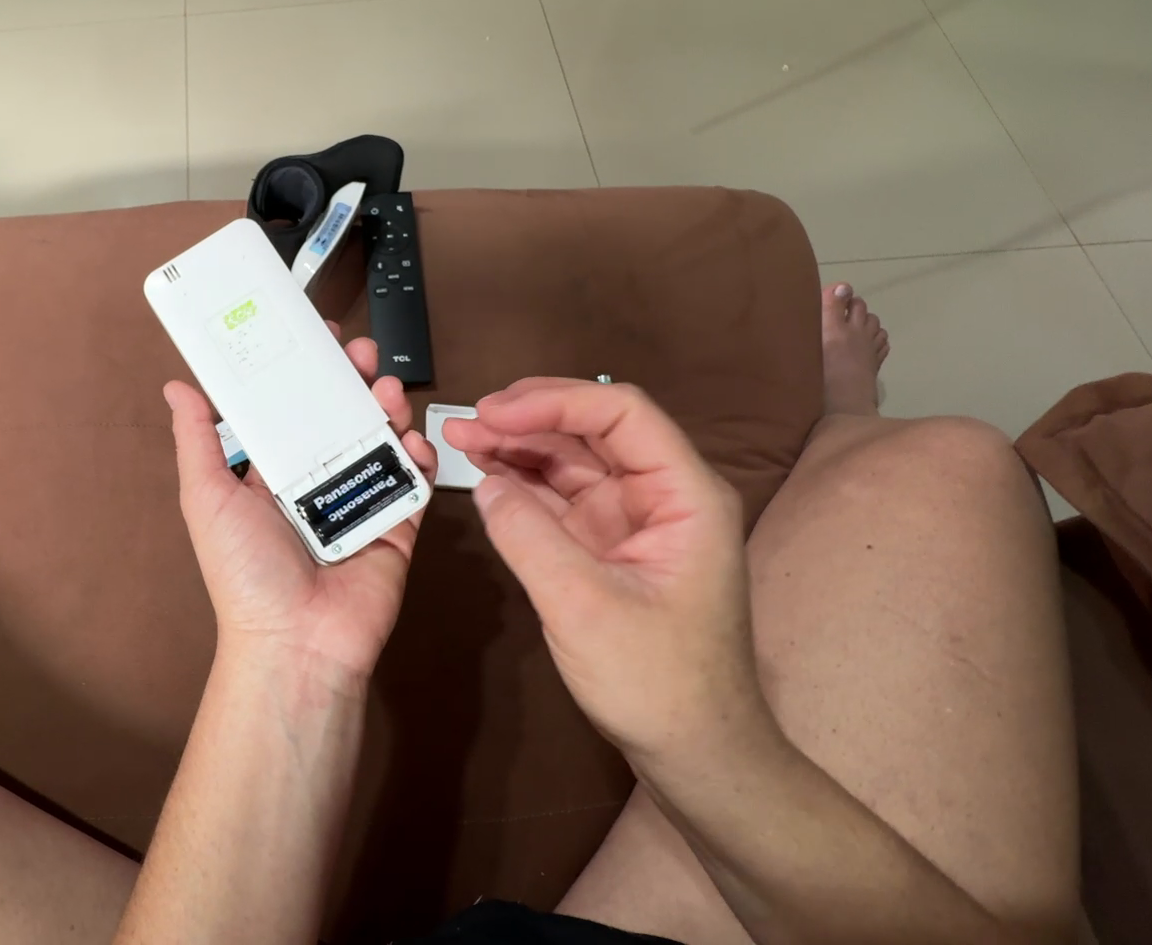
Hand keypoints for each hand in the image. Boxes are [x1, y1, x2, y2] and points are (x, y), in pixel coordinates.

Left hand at [164, 329, 436, 686]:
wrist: (295, 642)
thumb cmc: (245, 573)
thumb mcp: (207, 498)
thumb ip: (197, 440)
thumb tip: (177, 387)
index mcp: (272, 472)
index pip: (292, 408)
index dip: (305, 372)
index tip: (317, 338)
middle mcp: (316, 480)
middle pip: (342, 416)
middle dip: (354, 379)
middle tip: (362, 352)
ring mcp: (358, 501)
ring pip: (381, 440)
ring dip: (389, 408)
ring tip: (388, 388)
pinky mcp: (395, 525)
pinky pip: (413, 483)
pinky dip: (419, 458)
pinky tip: (412, 440)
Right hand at [443, 378, 768, 765]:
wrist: (691, 750)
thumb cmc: (655, 679)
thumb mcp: (583, 605)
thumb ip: (528, 536)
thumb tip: (485, 483)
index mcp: (682, 494)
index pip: (620, 414)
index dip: (554, 401)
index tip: (492, 412)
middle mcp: (658, 493)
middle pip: (590, 429)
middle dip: (527, 418)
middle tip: (465, 420)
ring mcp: (629, 517)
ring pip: (569, 459)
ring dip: (516, 444)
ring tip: (460, 437)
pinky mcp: (603, 542)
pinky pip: (557, 496)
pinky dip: (519, 481)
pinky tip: (484, 471)